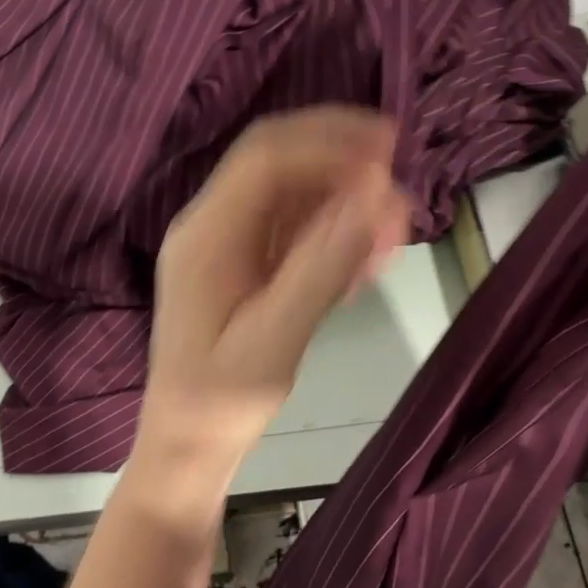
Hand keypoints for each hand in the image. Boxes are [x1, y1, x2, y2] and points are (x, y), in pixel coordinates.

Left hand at [136, 107, 410, 471]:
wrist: (188, 446)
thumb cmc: (224, 401)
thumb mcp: (277, 336)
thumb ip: (324, 263)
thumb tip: (376, 194)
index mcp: (206, 236)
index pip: (267, 157)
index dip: (329, 141)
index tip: (391, 155)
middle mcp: (210, 230)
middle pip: (278, 167)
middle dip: (341, 167)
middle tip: (399, 193)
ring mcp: (223, 252)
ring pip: (288, 201)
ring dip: (341, 206)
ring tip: (390, 238)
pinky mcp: (239, 274)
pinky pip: (287, 236)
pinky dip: (328, 238)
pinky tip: (360, 266)